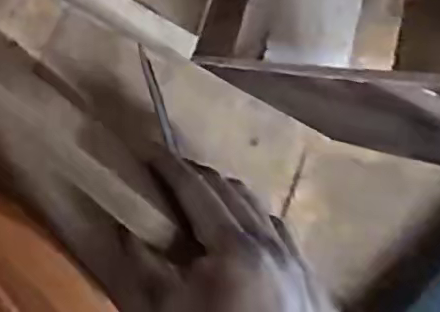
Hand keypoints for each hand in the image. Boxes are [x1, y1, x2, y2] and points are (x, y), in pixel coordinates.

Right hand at [150, 156, 333, 311]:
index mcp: (234, 248)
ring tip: (197, 203)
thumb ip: (141, 262)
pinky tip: (239, 238)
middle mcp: (271, 247)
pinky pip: (282, 235)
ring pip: (258, 206)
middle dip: (191, 174)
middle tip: (162, 176)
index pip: (192, 185)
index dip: (164, 163)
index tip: (141, 149)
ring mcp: (300, 267)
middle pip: (226, 187)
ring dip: (223, 195)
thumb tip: (123, 225)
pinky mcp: (317, 290)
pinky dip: (254, 222)